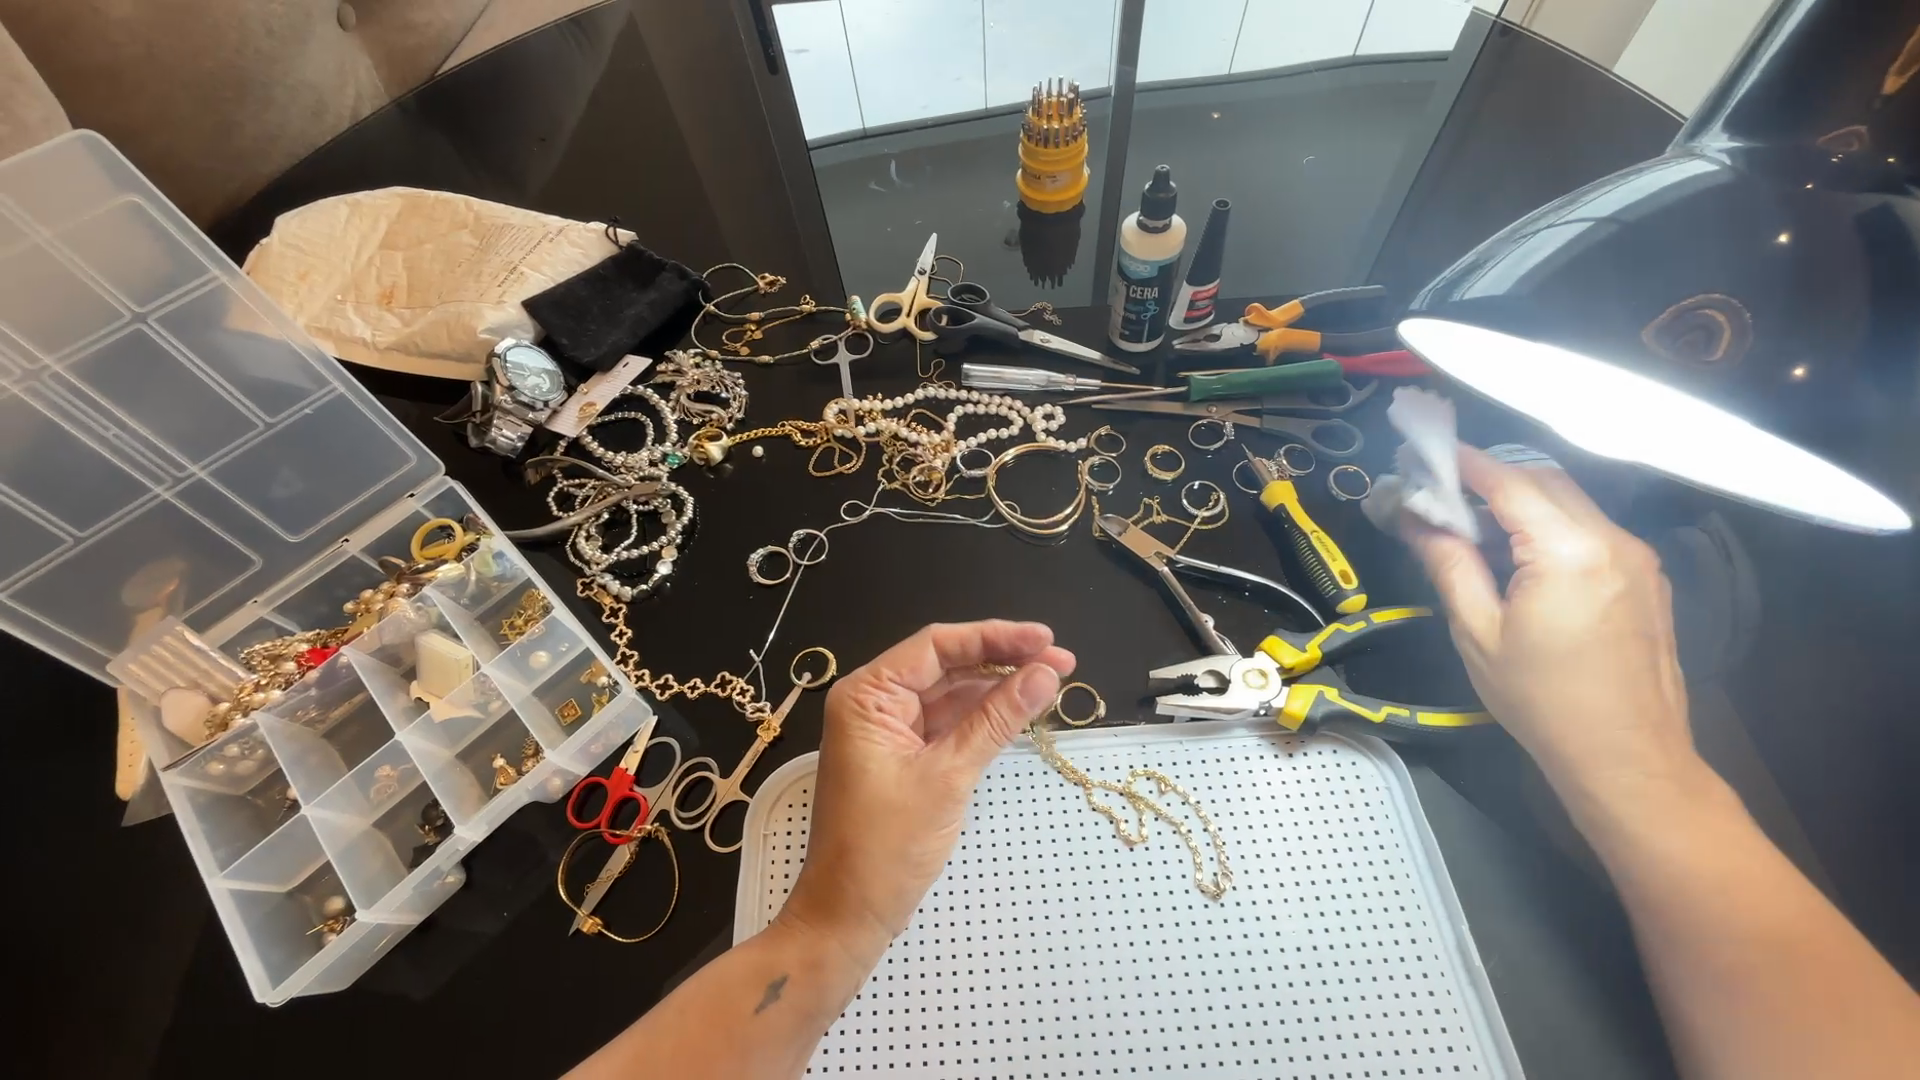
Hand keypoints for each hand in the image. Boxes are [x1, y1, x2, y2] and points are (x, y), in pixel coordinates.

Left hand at [777, 621, 1073, 958]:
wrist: (848, 916)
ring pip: (950, 692)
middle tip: (1061, 660)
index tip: (1045, 638)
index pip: (937, 646)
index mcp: (868, 694)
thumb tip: (1046, 674)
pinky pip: (948, 721)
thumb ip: (997, 720)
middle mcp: (875, 701)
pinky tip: (1020, 707)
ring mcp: (889, 728)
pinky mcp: (904, 754)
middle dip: (1003, 660)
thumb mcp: (948, 776)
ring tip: (1051, 680)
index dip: (995, 637)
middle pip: (946, 664)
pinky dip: (983, 715)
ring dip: (997, 687)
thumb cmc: (886, 846)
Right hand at [1401, 447, 1698, 818]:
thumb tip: (1415, 518)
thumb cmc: (1540, 698)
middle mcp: (1613, 541)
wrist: (1627, 755)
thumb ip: (1448, 564)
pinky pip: (1590, 529)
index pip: (1509, 483)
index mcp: (1568, 552)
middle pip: (1544, 481)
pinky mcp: (1647, 577)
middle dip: (1490, 475)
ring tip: (1469, 522)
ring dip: (1518, 500)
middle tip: (1438, 488)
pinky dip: (1547, 524)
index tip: (1423, 453)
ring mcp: (1638, 558)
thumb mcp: (1476, 631)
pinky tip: (1515, 554)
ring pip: (1570, 502)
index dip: (1464, 462)